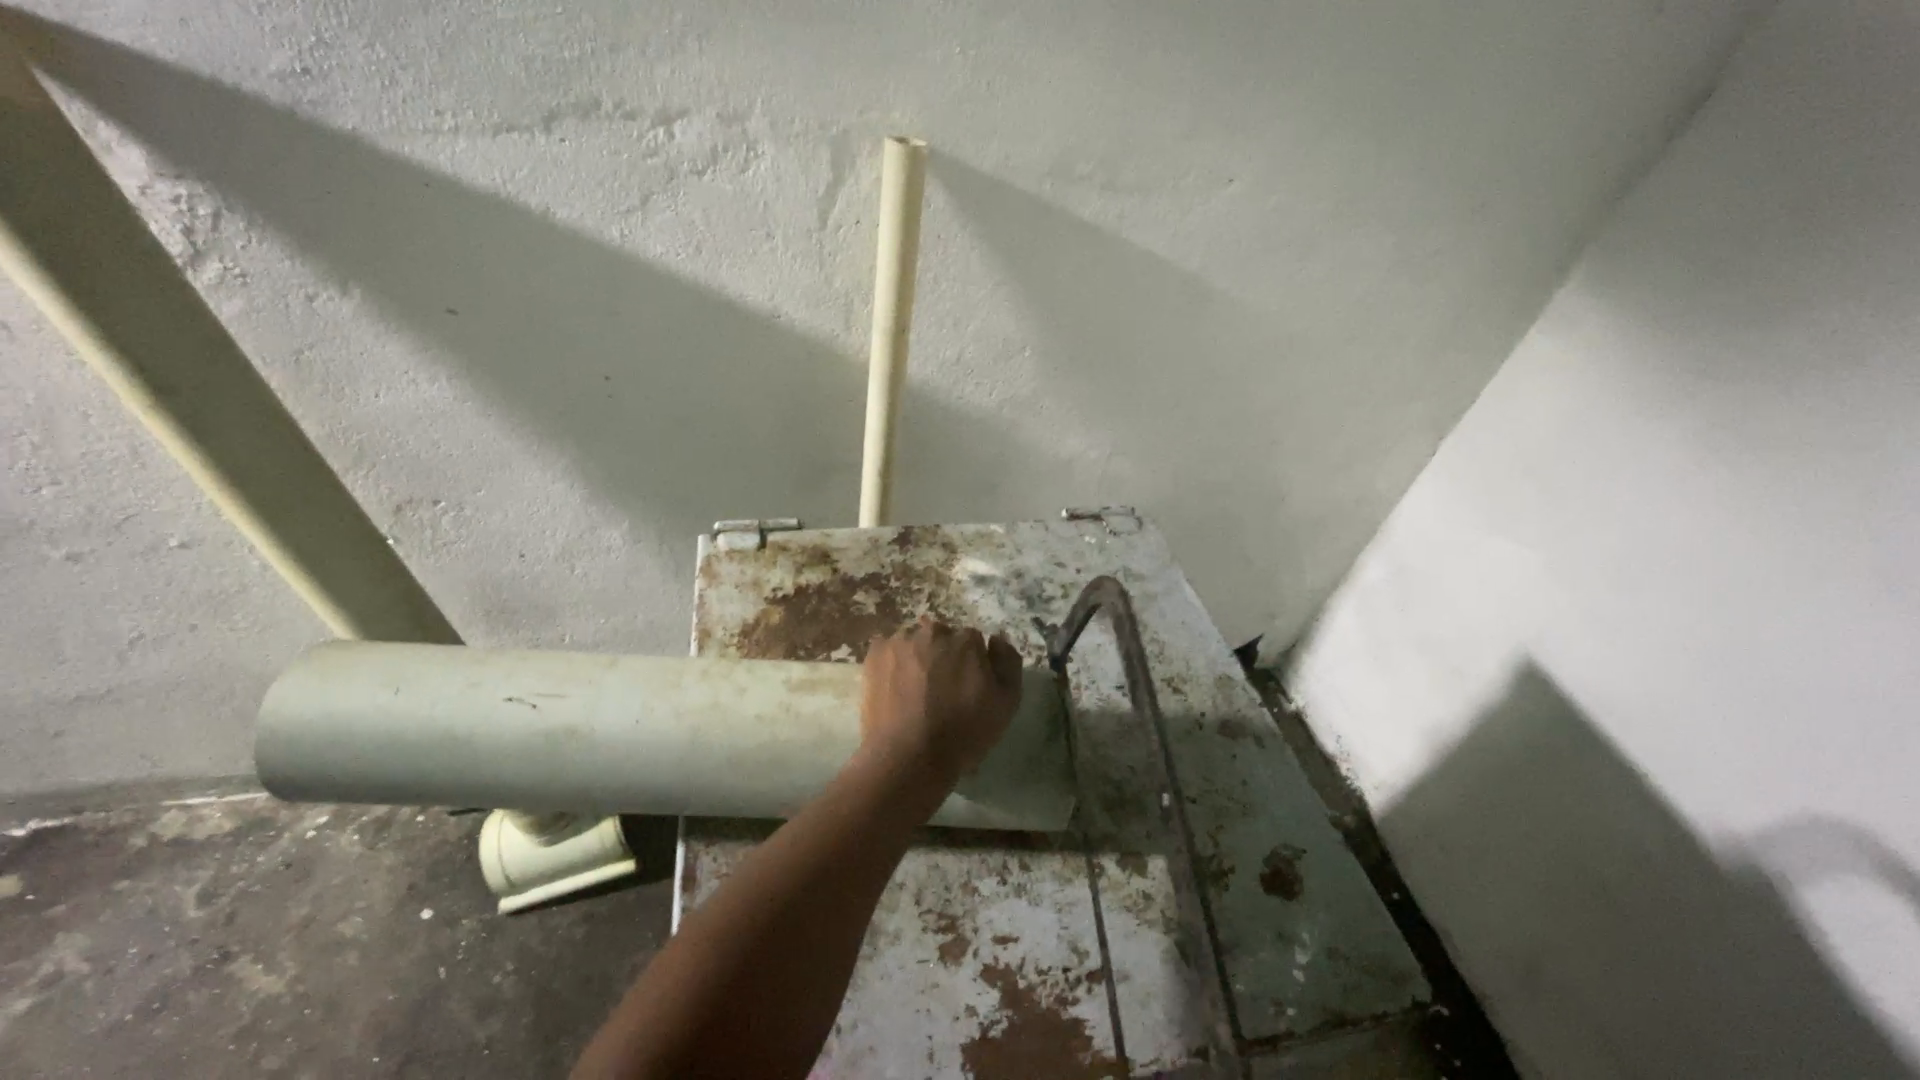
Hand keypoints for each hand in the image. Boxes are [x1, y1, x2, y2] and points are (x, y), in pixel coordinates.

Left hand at [860, 618, 1023, 784]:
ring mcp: (900, 641)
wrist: (909, 756)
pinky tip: (895, 688)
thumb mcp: (1006, 703)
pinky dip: (893, 663)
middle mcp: (933, 632)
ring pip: (914, 642)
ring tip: (914, 691)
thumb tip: (996, 638)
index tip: (965, 687)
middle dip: (943, 656)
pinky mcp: (875, 654)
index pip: (972, 641)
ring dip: (917, 657)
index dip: (971, 665)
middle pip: (942, 637)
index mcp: (967, 640)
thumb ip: (1008, 662)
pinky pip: (889, 651)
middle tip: (940, 690)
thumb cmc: (964, 733)